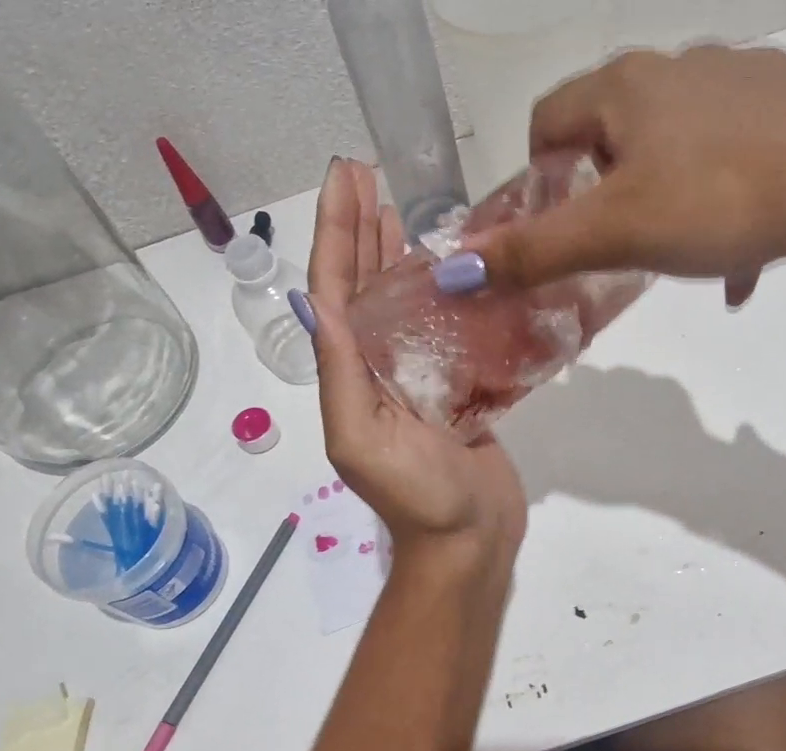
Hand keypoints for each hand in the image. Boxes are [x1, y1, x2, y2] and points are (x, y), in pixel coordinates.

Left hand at [308, 159, 528, 569]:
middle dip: (363, 228)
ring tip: (405, 205)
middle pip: (365, 284)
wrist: (468, 543)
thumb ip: (341, 371)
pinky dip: (449, 294)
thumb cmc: (417, 496)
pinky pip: (450, 329)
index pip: (335, 288)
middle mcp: (379, 367)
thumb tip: (318, 299)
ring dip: (399, 253)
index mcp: (351, 373)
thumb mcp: (361, 438)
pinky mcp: (459, 389)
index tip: (348, 175)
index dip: (337, 230)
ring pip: (405, 302)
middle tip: (371, 172)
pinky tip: (459, 266)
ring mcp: (420, 377)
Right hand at [464, 45, 785, 299]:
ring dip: (665, 205)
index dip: (535, 177)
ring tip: (681, 260)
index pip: (548, 120)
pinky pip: (737, 160)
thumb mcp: (615, 235)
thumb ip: (533, 253)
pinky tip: (741, 262)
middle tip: (615, 246)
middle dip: (603, 193)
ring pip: (678, 149)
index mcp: (626, 88)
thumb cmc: (721, 199)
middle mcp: (679, 67)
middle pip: (614, 132)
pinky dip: (725, 208)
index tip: (550, 228)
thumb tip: (453, 272)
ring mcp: (742, 81)